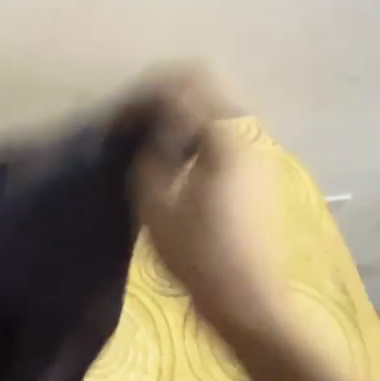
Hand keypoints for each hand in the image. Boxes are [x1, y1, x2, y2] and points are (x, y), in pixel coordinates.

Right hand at [129, 68, 283, 334]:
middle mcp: (249, 137)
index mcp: (225, 135)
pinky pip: (220, 142)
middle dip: (164, 103)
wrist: (246, 300)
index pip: (189, 80)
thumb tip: (145, 126)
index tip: (122, 114)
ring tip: (143, 150)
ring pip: (213, 118)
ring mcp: (257, 158)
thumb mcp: (156, 201)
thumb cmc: (197, 252)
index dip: (151, 89)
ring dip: (178, 124)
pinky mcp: (256, 179)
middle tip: (128, 130)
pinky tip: (169, 171)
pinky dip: (192, 143)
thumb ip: (150, 153)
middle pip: (205, 94)